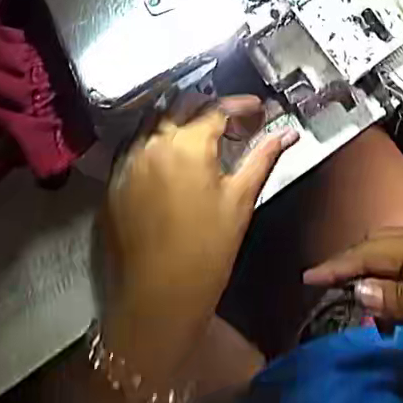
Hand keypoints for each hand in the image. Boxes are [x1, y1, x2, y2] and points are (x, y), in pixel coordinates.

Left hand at [99, 95, 295, 385]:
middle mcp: (154, 141)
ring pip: (155, 118)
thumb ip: (262, 158)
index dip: (240, 105)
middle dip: (210, 105)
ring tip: (203, 131)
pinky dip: (157, 137)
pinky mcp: (115, 178)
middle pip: (183, 103)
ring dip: (180, 115)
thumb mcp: (240, 200)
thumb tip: (288, 134)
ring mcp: (130, 159)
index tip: (258, 110)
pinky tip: (173, 154)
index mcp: (188, 144)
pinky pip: (137, 142)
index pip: (217, 107)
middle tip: (233, 121)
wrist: (157, 300)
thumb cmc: (207, 251)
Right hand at [303, 222, 402, 376]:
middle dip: (353, 268)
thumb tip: (357, 286)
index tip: (306, 280)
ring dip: (377, 275)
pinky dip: (399, 278)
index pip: (367, 251)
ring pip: (397, 251)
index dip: (335, 266)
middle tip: (333, 302)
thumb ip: (402, 301)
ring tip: (370, 315)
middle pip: (379, 243)